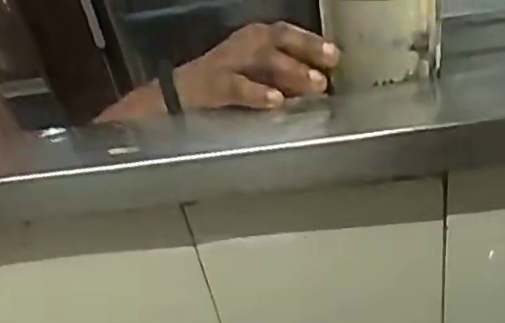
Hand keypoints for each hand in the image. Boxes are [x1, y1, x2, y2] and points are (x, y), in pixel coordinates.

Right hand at [96, 22, 339, 120]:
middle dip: (305, 53)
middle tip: (328, 71)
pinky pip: (237, 88)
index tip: (335, 58)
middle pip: (277, 42)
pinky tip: (275, 103)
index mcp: (250, 43)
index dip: (310, 44)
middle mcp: (240, 47)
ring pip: (262, 61)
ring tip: (313, 86)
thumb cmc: (214, 97)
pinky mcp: (211, 88)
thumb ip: (276, 83)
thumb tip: (310, 91)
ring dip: (290, 72)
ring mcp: (224, 65)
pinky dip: (257, 94)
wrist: (169, 104)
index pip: (284, 35)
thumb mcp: (249, 82)